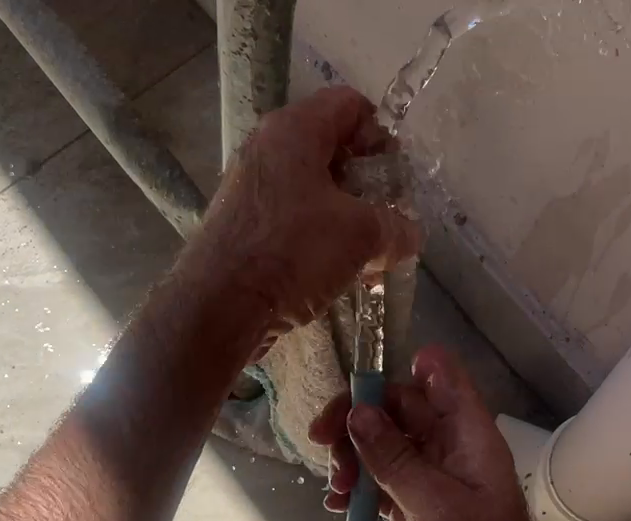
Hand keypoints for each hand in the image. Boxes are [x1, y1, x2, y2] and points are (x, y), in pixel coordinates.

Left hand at [181, 86, 421, 333]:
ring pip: (310, 195)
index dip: (380, 136)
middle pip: (329, 153)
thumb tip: (409, 236)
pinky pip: (289, 225)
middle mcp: (265, 151)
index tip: (395, 179)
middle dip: (365, 189)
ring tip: (367, 261)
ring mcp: (248, 192)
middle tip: (386, 224)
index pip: (349, 106)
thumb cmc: (293, 253)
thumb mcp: (360, 236)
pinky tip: (334, 277)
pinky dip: (316, 244)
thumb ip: (395, 229)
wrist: (220, 305)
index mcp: (294, 130)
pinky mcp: (240, 230)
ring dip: (344, 224)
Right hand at [309, 346, 565, 520]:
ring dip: (352, 457)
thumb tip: (358, 414)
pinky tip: (337, 506)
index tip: (359, 394)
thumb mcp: (437, 509)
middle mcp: (449, 451)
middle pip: (398, 409)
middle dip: (359, 420)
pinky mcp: (413, 509)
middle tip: (323, 445)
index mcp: (469, 437)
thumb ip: (396, 460)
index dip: (401, 371)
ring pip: (382, 446)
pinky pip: (378, 483)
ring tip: (335, 488)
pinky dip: (355, 489)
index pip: (440, 377)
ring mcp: (430, 481)